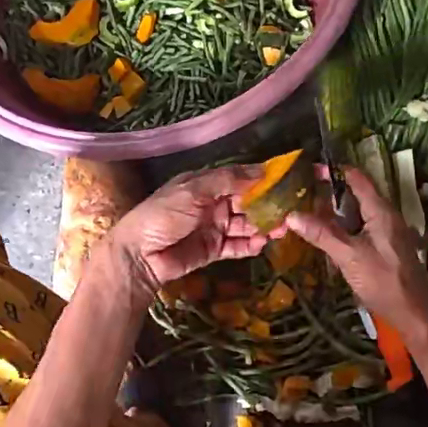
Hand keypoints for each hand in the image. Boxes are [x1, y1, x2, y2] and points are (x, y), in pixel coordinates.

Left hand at [105, 165, 269, 291]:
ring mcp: (213, 227)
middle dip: (267, 206)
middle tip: (289, 211)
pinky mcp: (213, 250)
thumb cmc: (162, 215)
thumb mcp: (193, 191)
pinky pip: (236, 245)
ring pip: (245, 224)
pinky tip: (262, 244)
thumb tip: (261, 171)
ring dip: (262, 226)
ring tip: (281, 229)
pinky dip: (250, 245)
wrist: (139, 255)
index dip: (261, 179)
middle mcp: (212, 203)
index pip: (239, 177)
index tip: (285, 180)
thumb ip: (227, 181)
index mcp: (205, 184)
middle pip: (246, 202)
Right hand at [280, 167, 427, 339]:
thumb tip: (291, 215)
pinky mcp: (385, 247)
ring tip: (308, 209)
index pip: (357, 178)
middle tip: (303, 190)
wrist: (413, 313)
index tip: (310, 170)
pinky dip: (342, 225)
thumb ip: (322, 234)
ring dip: (335, 209)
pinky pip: (361, 226)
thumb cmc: (384, 281)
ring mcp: (387, 232)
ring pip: (358, 211)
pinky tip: (327, 234)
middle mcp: (386, 216)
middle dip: (330, 190)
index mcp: (381, 211)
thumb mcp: (349, 256)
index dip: (334, 170)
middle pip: (357, 193)